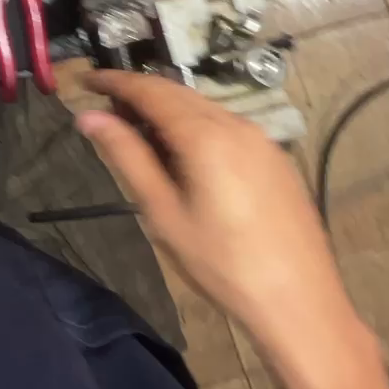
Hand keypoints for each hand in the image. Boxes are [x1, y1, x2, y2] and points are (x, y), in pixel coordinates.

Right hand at [76, 70, 388, 388]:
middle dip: (136, 92)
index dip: (112, 81)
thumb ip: (126, 155)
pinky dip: (192, 122)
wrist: (303, 308)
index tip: (84, 80)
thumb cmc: (222, 264)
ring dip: (164, 107)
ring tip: (136, 132)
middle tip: (103, 108)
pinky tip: (181, 152)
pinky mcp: (274, 157)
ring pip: (200, 106)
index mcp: (204, 135)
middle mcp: (235, 124)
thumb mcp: (162, 212)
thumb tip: (88, 116)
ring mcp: (260, 139)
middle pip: (175, 91)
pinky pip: (223, 123)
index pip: (148, 90)